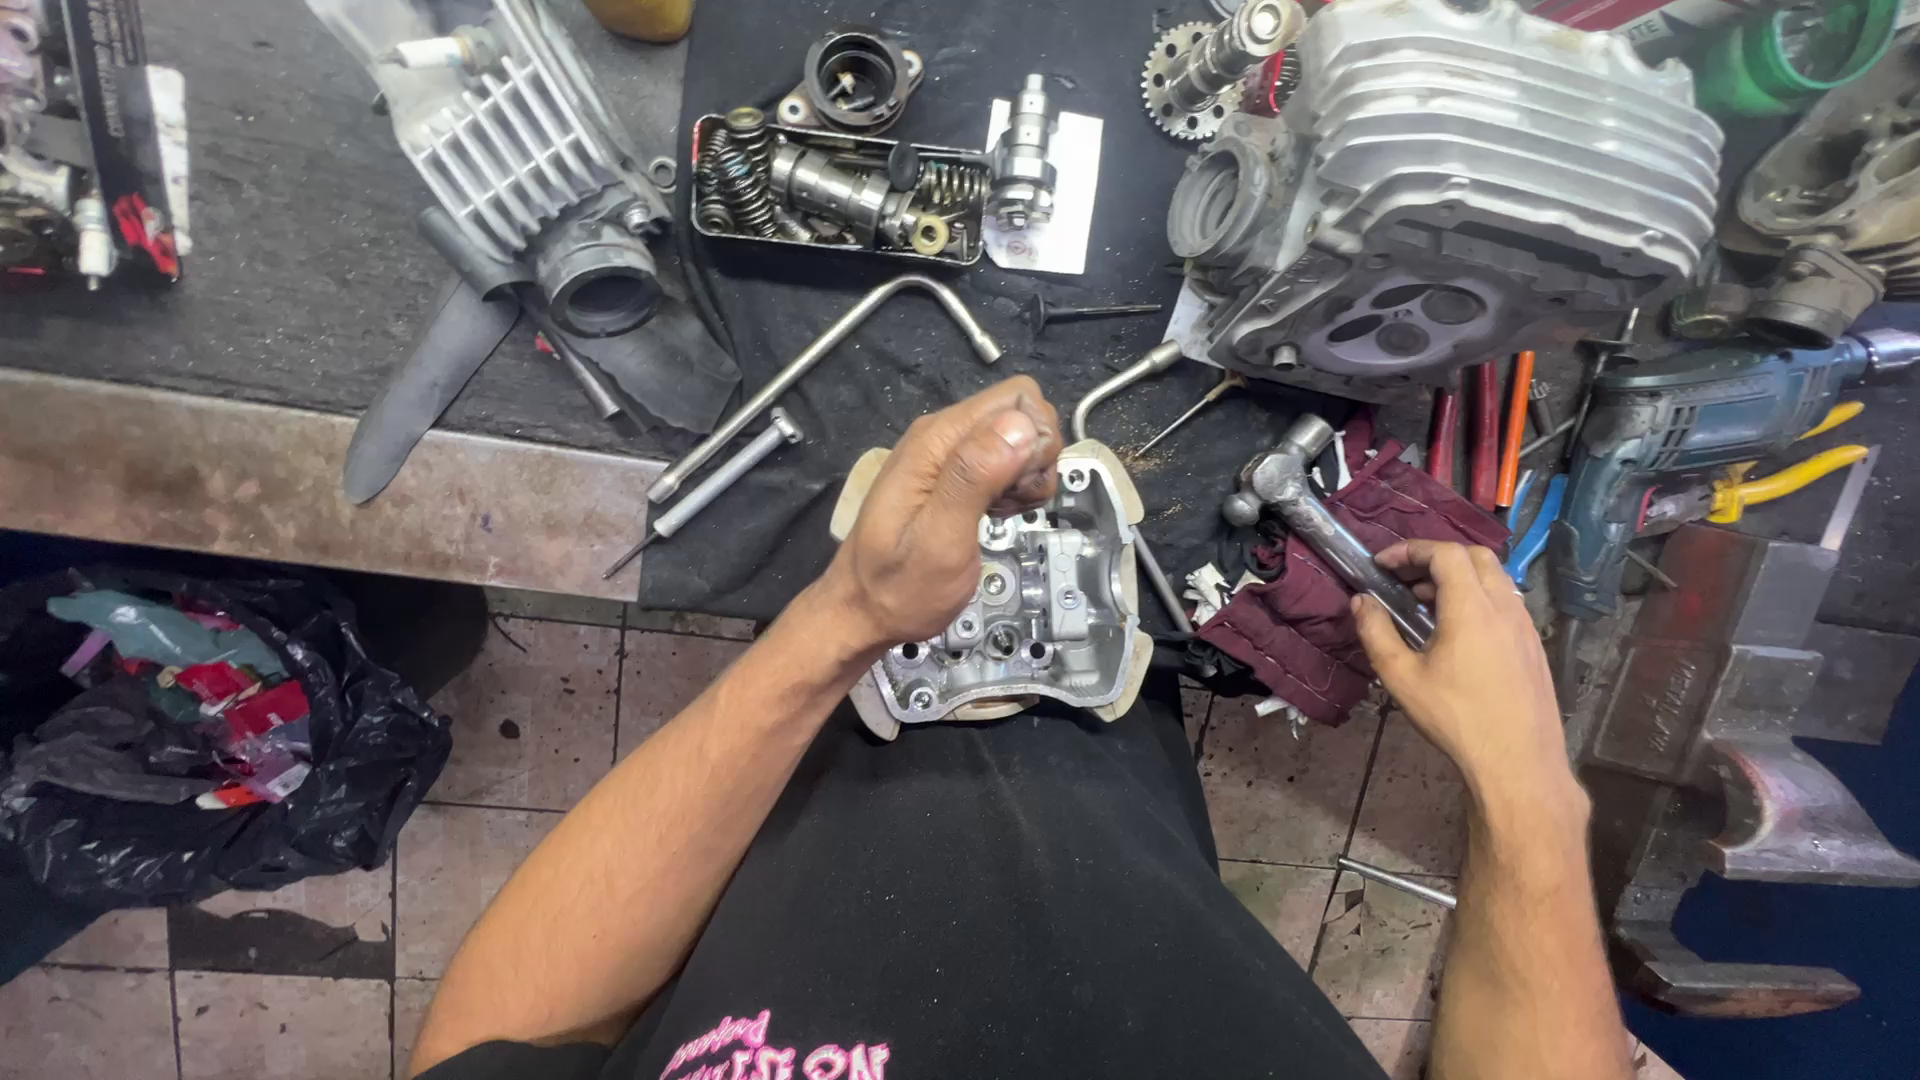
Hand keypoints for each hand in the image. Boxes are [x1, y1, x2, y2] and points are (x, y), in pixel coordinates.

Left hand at [817, 376, 1060, 651]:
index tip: (1020, 488)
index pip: (1017, 399)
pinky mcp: (955, 474)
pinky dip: (1014, 488)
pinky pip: (1005, 463)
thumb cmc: (899, 587)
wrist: (864, 611)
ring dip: (1026, 477)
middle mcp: (942, 435)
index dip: (1034, 440)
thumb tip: (1019, 426)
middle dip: (1035, 459)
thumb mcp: (939, 540)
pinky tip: (994, 516)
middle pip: (1021, 414)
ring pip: (1018, 439)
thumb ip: (974, 479)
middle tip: (1011, 506)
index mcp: (936, 441)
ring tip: (1000, 515)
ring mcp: (948, 454)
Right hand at [1350, 540, 1577, 809]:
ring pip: (1494, 577)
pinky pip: (1505, 601)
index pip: (1445, 553)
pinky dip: (1476, 597)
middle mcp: (1504, 607)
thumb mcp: (1400, 675)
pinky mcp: (1533, 645)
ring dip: (1457, 577)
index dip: (1410, 550)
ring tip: (1424, 604)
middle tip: (1404, 579)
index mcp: (1471, 608)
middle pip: (1475, 556)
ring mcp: (1524, 625)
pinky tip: (1454, 630)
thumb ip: (1376, 632)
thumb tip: (1361, 602)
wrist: (1517, 761)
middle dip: (1435, 557)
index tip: (1382, 565)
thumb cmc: (1454, 716)